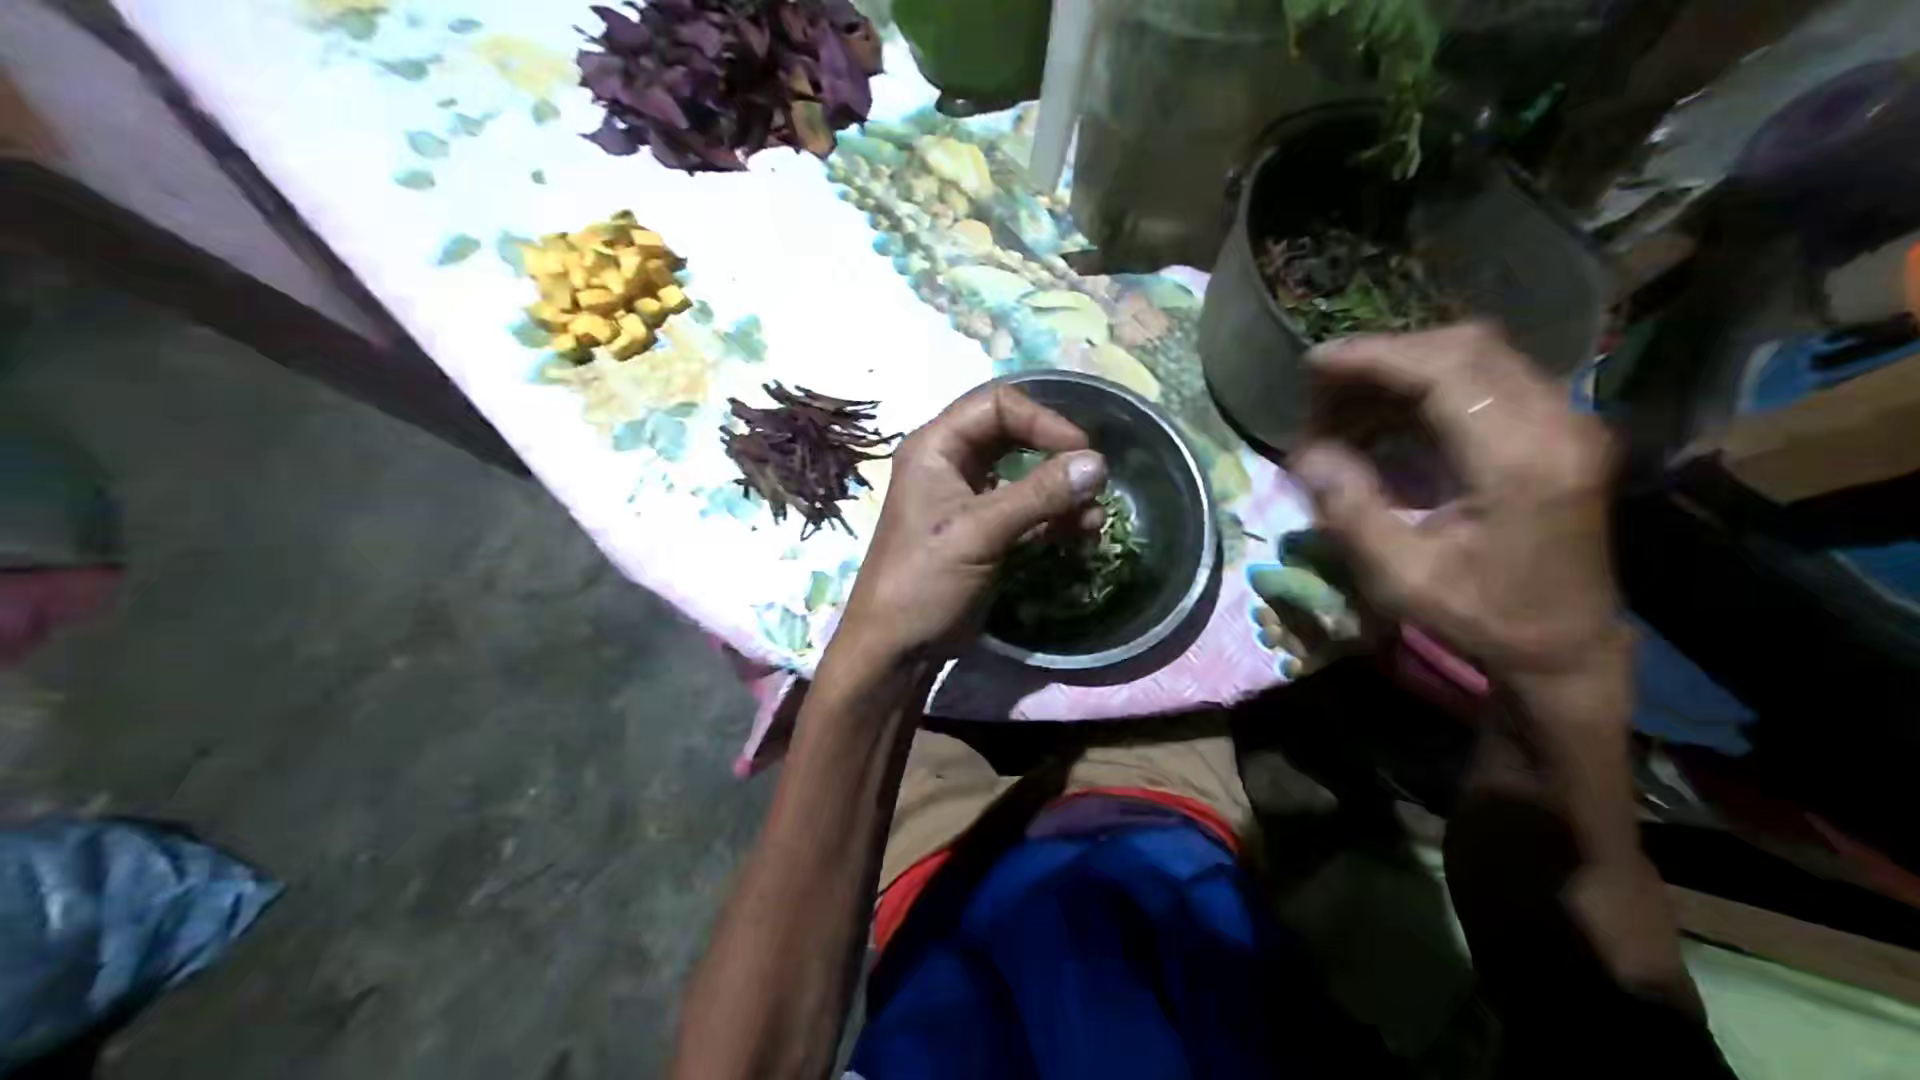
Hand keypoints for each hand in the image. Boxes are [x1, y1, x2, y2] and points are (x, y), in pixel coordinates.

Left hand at [836, 384, 1108, 664]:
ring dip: (1062, 492)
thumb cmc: (924, 579)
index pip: (997, 405)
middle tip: (1092, 476)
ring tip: (1092, 518)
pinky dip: (1056, 519)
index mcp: (936, 448)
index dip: (1042, 419)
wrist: (898, 647)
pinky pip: (1029, 511)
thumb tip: (1099, 463)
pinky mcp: (987, 533)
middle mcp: (952, 464)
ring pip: (1026, 476)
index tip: (1080, 449)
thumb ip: (1040, 494)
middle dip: (1057, 453)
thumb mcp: (980, 531)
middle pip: (1015, 436)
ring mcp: (970, 500)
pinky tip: (1082, 535)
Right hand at [1291, 324, 1624, 681]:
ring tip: (1345, 406)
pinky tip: (1387, 417)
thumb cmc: (1481, 617)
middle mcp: (1556, 425)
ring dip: (1404, 370)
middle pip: (1464, 349)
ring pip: (1477, 356)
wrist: (1565, 646)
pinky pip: (1488, 379)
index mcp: (1520, 461)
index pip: (1446, 371)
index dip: (1373, 358)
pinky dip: (1428, 385)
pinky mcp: (1557, 431)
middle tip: (1323, 391)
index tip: (1313, 364)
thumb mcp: (1400, 577)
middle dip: (1383, 359)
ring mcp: (1565, 423)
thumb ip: (1349, 509)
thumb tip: (1305, 453)